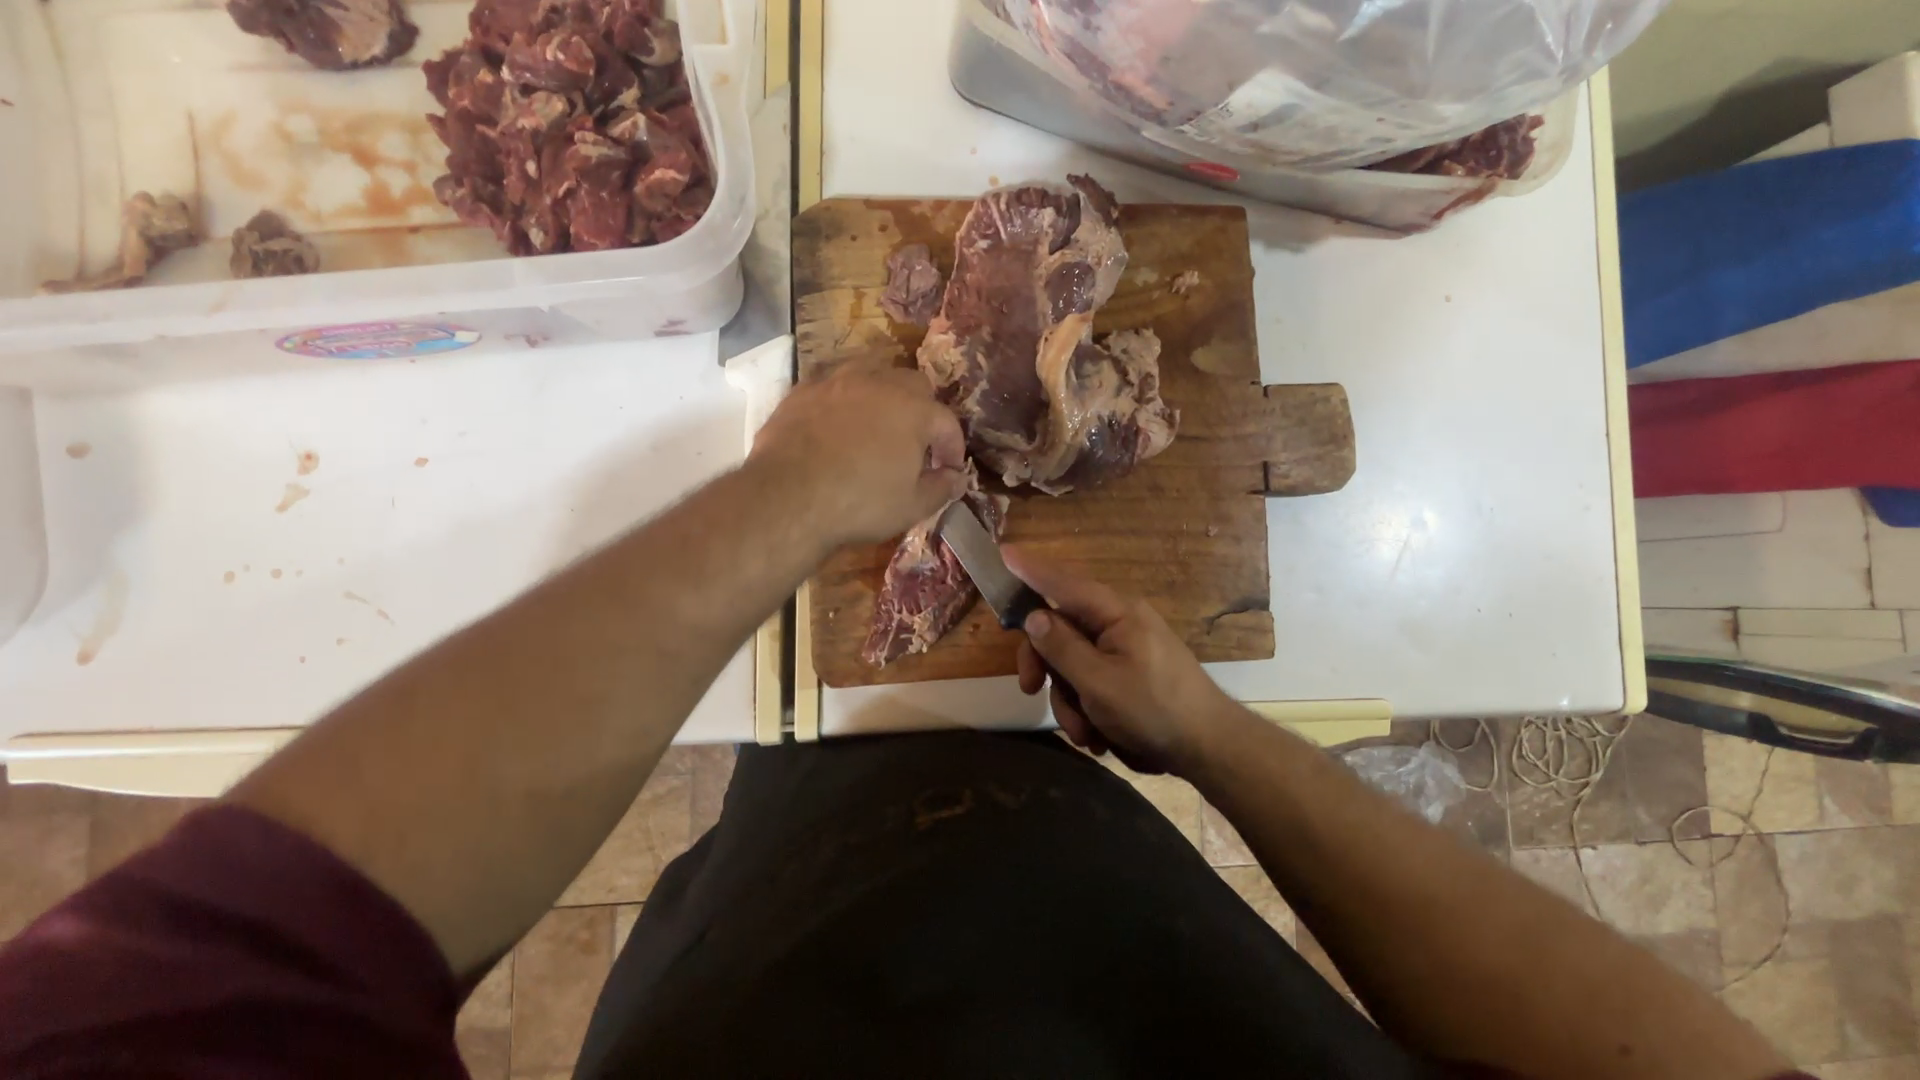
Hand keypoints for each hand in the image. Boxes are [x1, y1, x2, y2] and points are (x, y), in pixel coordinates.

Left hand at [751, 359, 967, 548]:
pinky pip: (834, 384)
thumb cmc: (859, 504)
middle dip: (922, 410)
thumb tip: (957, 477)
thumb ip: (941, 488)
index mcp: (914, 409)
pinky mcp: (803, 390)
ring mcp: (837, 381)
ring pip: (872, 372)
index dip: (953, 447)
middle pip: (913, 384)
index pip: (946, 422)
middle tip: (916, 443)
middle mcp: (879, 383)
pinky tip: (838, 423)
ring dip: (884, 394)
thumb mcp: (911, 506)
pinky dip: (845, 399)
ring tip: (879, 422)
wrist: (788, 498)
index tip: (949, 469)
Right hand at [1003, 547, 1242, 777]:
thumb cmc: (1154, 710)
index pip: (1064, 582)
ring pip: (1073, 664)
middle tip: (1030, 690)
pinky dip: (1088, 709)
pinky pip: (1092, 684)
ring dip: (1070, 701)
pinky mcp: (1130, 677)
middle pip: (1061, 630)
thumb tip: (1034, 615)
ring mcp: (1126, 651)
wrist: (1209, 749)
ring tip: (1086, 734)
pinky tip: (1100, 736)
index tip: (1003, 552)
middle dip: (1045, 666)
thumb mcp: (1098, 682)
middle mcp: (1120, 624)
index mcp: (1117, 613)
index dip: (1031, 570)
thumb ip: (1061, 647)